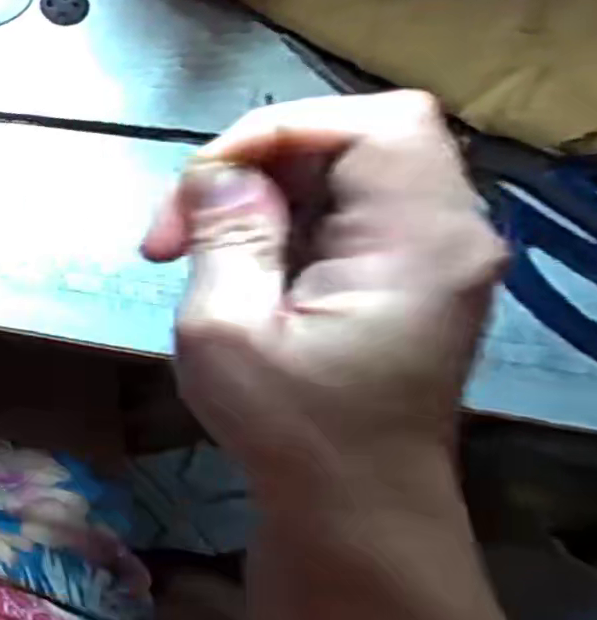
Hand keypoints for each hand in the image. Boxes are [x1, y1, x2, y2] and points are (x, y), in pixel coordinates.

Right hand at [141, 92, 506, 499]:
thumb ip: (227, 238)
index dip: (279, 129)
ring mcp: (421, 253)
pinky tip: (225, 260)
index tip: (201, 182)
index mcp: (416, 242)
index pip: (376, 123)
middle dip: (249, 165)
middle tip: (177, 228)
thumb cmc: (285, 420)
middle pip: (354, 139)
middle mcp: (441, 234)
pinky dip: (267, 218)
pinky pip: (332, 210)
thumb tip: (217, 172)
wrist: (349, 496)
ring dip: (249, 194)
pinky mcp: (395, 273)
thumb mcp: (225, 327)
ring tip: (186, 247)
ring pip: (335, 172)